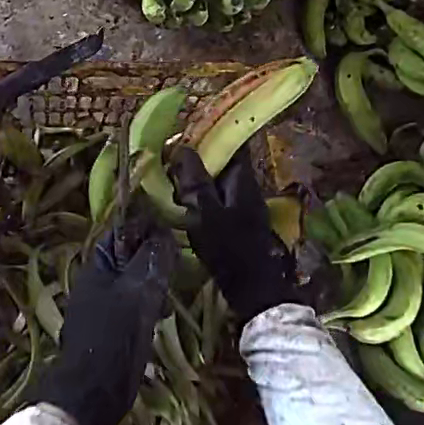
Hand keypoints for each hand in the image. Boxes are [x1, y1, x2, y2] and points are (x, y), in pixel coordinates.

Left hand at [32, 223, 174, 424]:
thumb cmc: (114, 336)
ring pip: (134, 280)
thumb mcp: (139, 292)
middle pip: (129, 255)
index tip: (174, 228)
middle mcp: (97, 281)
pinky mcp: (113, 327)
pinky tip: (164, 310)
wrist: (93, 393)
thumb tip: (165, 233)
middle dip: (154, 254)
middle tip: (179, 257)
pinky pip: (135, 303)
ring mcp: (103, 305)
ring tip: (175, 284)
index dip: (146, 227)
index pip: (121, 231)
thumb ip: (152, 260)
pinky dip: (150, 301)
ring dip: (154, 279)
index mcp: (97, 266)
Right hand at [175, 145, 298, 322]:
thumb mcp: (205, 212)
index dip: (209, 136)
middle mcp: (246, 187)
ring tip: (176, 192)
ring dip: (197, 183)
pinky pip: (218, 199)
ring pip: (218, 182)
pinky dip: (202, 200)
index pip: (232, 143)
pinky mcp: (238, 220)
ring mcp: (244, 204)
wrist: (251, 288)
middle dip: (197, 163)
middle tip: (172, 170)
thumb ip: (195, 180)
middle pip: (222, 162)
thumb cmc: (228, 248)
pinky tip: (187, 211)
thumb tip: (181, 148)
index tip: (183, 138)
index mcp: (242, 179)